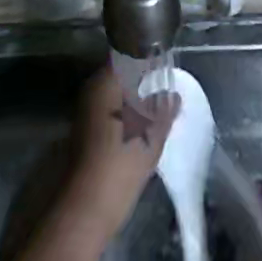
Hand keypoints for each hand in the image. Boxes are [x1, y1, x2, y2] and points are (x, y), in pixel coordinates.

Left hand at [62, 66, 179, 230]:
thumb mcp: (152, 133)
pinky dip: (127, 115)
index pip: (125, 58)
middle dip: (143, 81)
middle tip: (167, 88)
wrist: (91, 203)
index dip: (146, 59)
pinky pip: (111, 112)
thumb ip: (164, 110)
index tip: (165, 65)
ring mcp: (86, 112)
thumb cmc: (122, 160)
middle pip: (120, 76)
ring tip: (160, 108)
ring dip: (136, 100)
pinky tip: (144, 126)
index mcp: (103, 83)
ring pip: (116, 96)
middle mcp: (91, 91)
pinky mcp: (87, 131)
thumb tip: (175, 95)